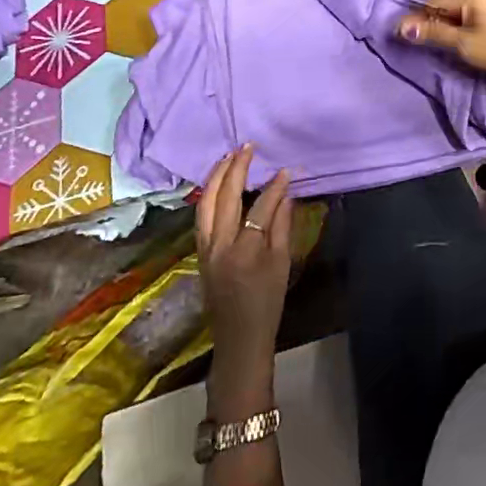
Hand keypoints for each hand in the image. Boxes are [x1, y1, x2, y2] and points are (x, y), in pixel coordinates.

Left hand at [196, 144, 293, 413]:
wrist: (239, 337)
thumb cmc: (267, 304)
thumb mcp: (282, 265)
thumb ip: (283, 226)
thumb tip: (285, 193)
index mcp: (244, 251)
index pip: (260, 208)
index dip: (274, 187)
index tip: (286, 170)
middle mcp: (219, 245)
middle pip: (224, 197)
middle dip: (236, 168)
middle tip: (248, 147)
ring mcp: (205, 247)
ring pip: (206, 203)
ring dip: (217, 176)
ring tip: (229, 156)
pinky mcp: (199, 251)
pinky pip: (201, 214)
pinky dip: (209, 194)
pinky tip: (217, 183)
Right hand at [396, 0, 485, 90]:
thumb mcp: (464, 45)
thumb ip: (433, 33)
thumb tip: (402, 27)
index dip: (417, 18)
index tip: (406, 36)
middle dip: (431, 14)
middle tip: (427, 40)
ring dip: (447, 16)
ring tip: (446, 39)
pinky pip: (473, 3)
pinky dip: (462, 15)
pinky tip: (464, 33)